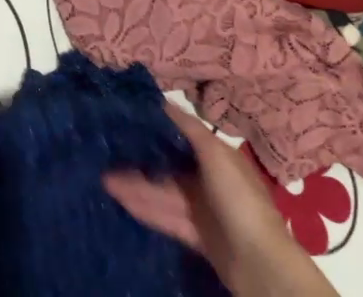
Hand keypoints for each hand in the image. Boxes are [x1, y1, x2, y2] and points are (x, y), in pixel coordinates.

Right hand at [105, 105, 338, 296]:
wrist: (259, 262)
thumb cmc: (238, 198)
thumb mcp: (216, 155)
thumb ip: (189, 129)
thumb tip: (163, 102)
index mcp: (219, 158)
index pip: (183, 139)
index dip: (157, 131)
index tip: (128, 122)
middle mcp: (209, 181)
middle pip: (169, 168)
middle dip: (141, 162)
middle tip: (107, 154)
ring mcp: (203, 210)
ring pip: (164, 194)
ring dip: (137, 186)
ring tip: (104, 179)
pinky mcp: (195, 235)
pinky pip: (166, 217)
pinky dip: (145, 208)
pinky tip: (121, 200)